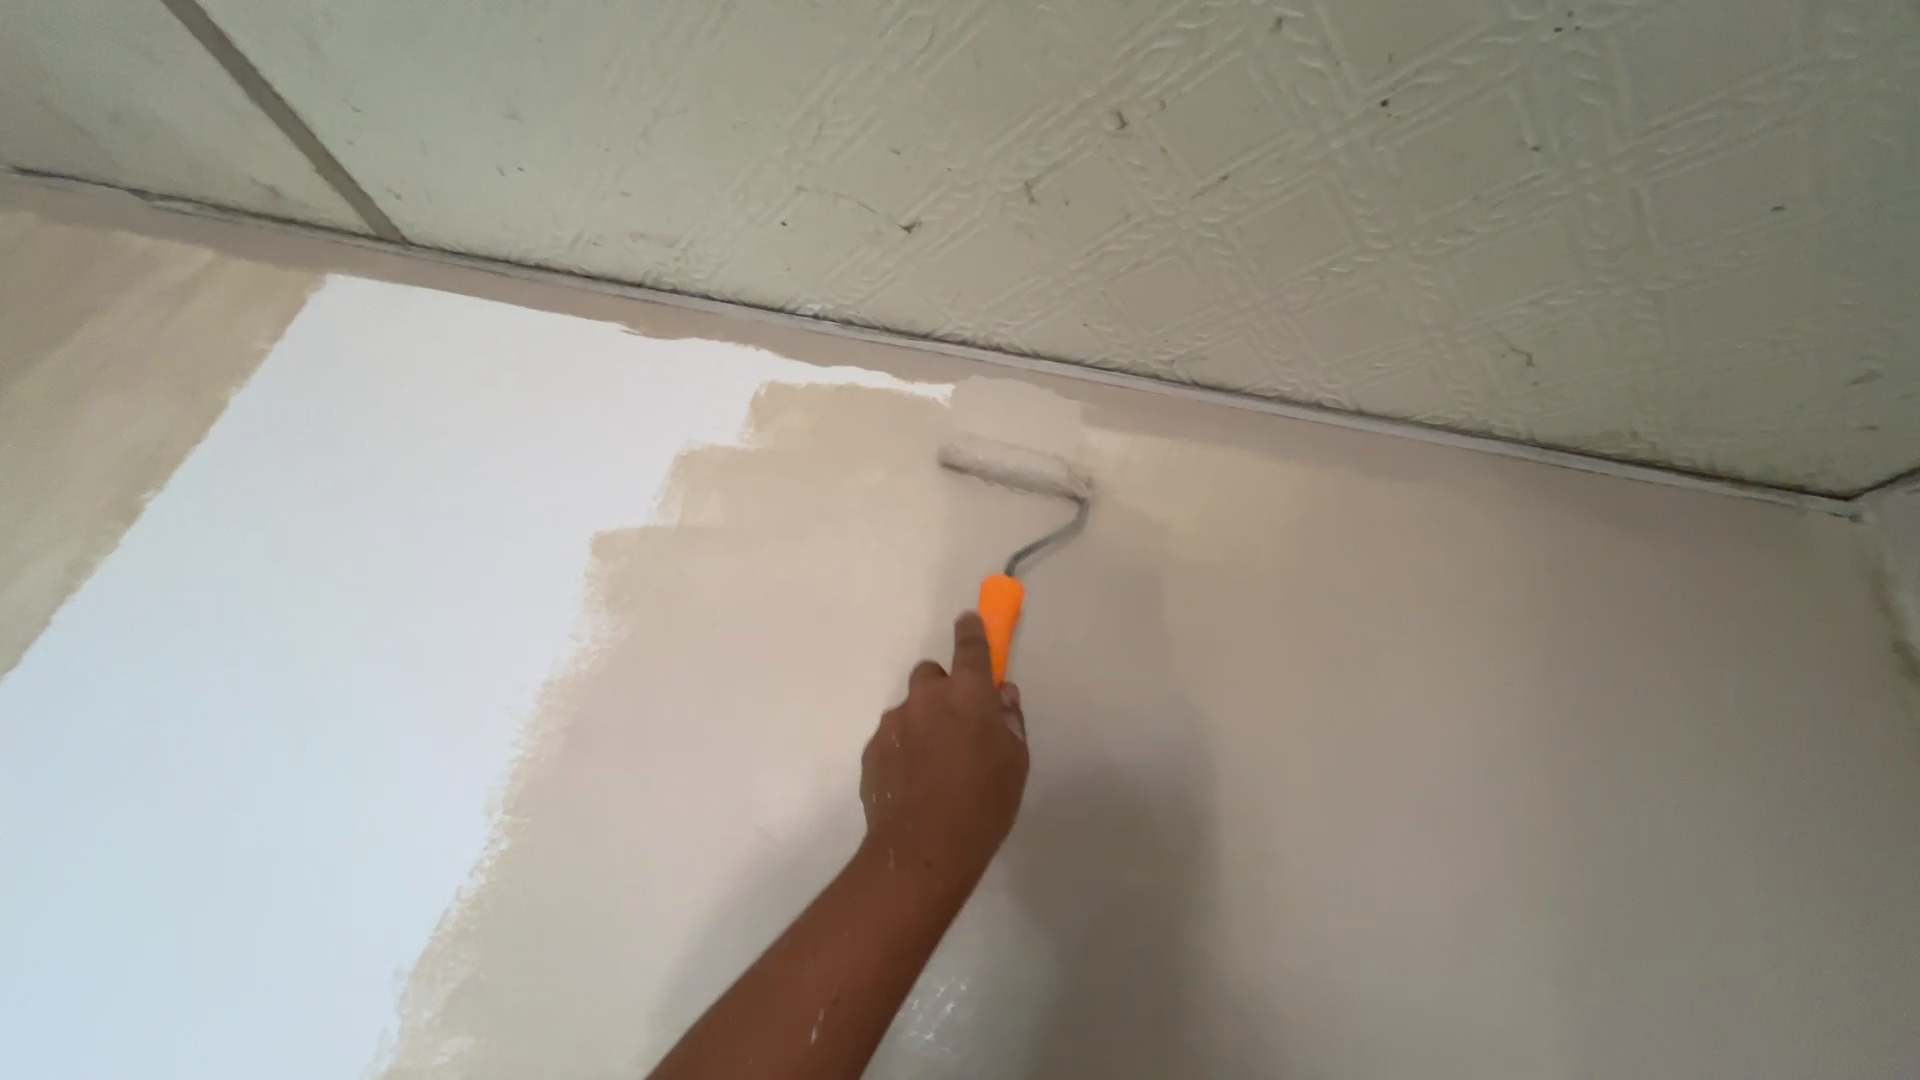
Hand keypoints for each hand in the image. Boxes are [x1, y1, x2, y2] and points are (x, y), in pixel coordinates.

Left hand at [859, 612, 1029, 887]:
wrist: (923, 850)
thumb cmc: (983, 804)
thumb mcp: (1015, 762)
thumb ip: (1008, 721)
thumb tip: (1001, 696)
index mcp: (968, 695)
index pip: (970, 647)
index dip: (972, 630)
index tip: (969, 619)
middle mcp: (927, 698)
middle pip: (931, 675)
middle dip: (943, 691)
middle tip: (955, 725)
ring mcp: (894, 723)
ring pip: (910, 709)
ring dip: (922, 723)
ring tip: (934, 767)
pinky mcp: (872, 749)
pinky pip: (893, 738)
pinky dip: (903, 750)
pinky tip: (913, 784)